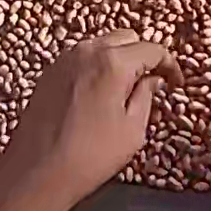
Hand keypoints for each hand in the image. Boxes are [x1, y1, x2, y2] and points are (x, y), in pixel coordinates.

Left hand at [0, 31, 181, 210]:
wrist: (35, 172)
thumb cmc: (89, 156)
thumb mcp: (132, 130)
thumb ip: (146, 96)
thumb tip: (152, 80)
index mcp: (113, 62)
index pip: (152, 49)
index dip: (169, 64)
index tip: (175, 82)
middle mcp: (88, 51)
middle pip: (127, 38)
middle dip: (143, 56)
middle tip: (152, 83)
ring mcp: (65, 58)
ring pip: (103, 44)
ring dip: (120, 58)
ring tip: (126, 88)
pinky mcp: (50, 71)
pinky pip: (83, 56)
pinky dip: (98, 65)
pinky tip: (100, 92)